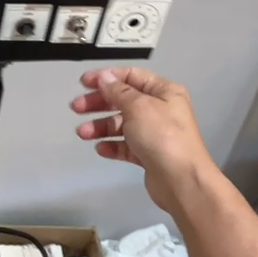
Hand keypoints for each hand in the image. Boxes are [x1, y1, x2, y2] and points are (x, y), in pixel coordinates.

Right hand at [70, 67, 215, 209]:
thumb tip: (105, 77)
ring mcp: (154, 133)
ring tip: (82, 133)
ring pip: (121, 124)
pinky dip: (112, 145)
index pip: (131, 76)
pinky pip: (125, 146)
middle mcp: (160, 109)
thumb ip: (118, 91)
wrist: (181, 180)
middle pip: (123, 100)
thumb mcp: (138, 107)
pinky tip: (101, 148)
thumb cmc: (161, 136)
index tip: (83, 82)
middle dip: (98, 103)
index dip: (106, 77)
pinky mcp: (148, 154)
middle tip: (76, 108)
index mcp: (163, 92)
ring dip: (100, 126)